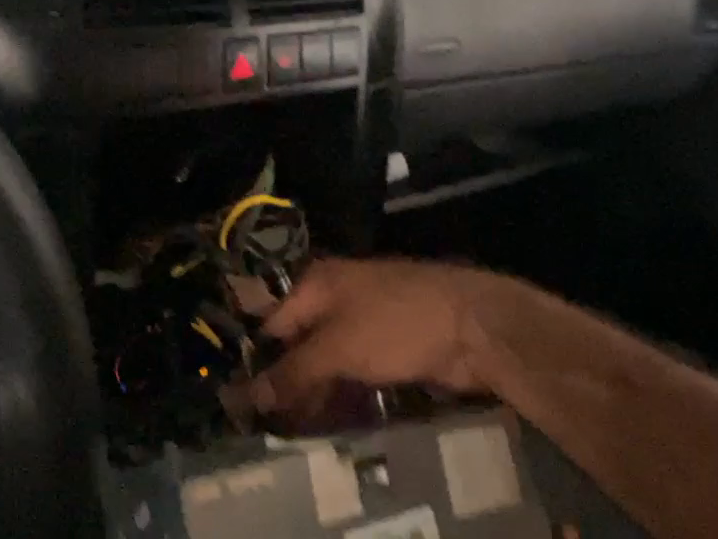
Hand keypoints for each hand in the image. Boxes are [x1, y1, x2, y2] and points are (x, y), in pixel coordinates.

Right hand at [250, 258, 498, 416]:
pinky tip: (333, 423)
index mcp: (316, 284)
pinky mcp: (389, 347)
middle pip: (300, 343)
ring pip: (328, 360)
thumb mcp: (337, 348)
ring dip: (316, 393)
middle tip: (272, 426)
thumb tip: (251, 395)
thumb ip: (294, 372)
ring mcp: (364, 321)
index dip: (258, 361)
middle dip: (287, 382)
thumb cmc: (395, 324)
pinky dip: (343, 393)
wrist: (474, 327)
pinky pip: (355, 371)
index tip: (244, 401)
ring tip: (298, 433)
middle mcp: (335, 298)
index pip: (272, 324)